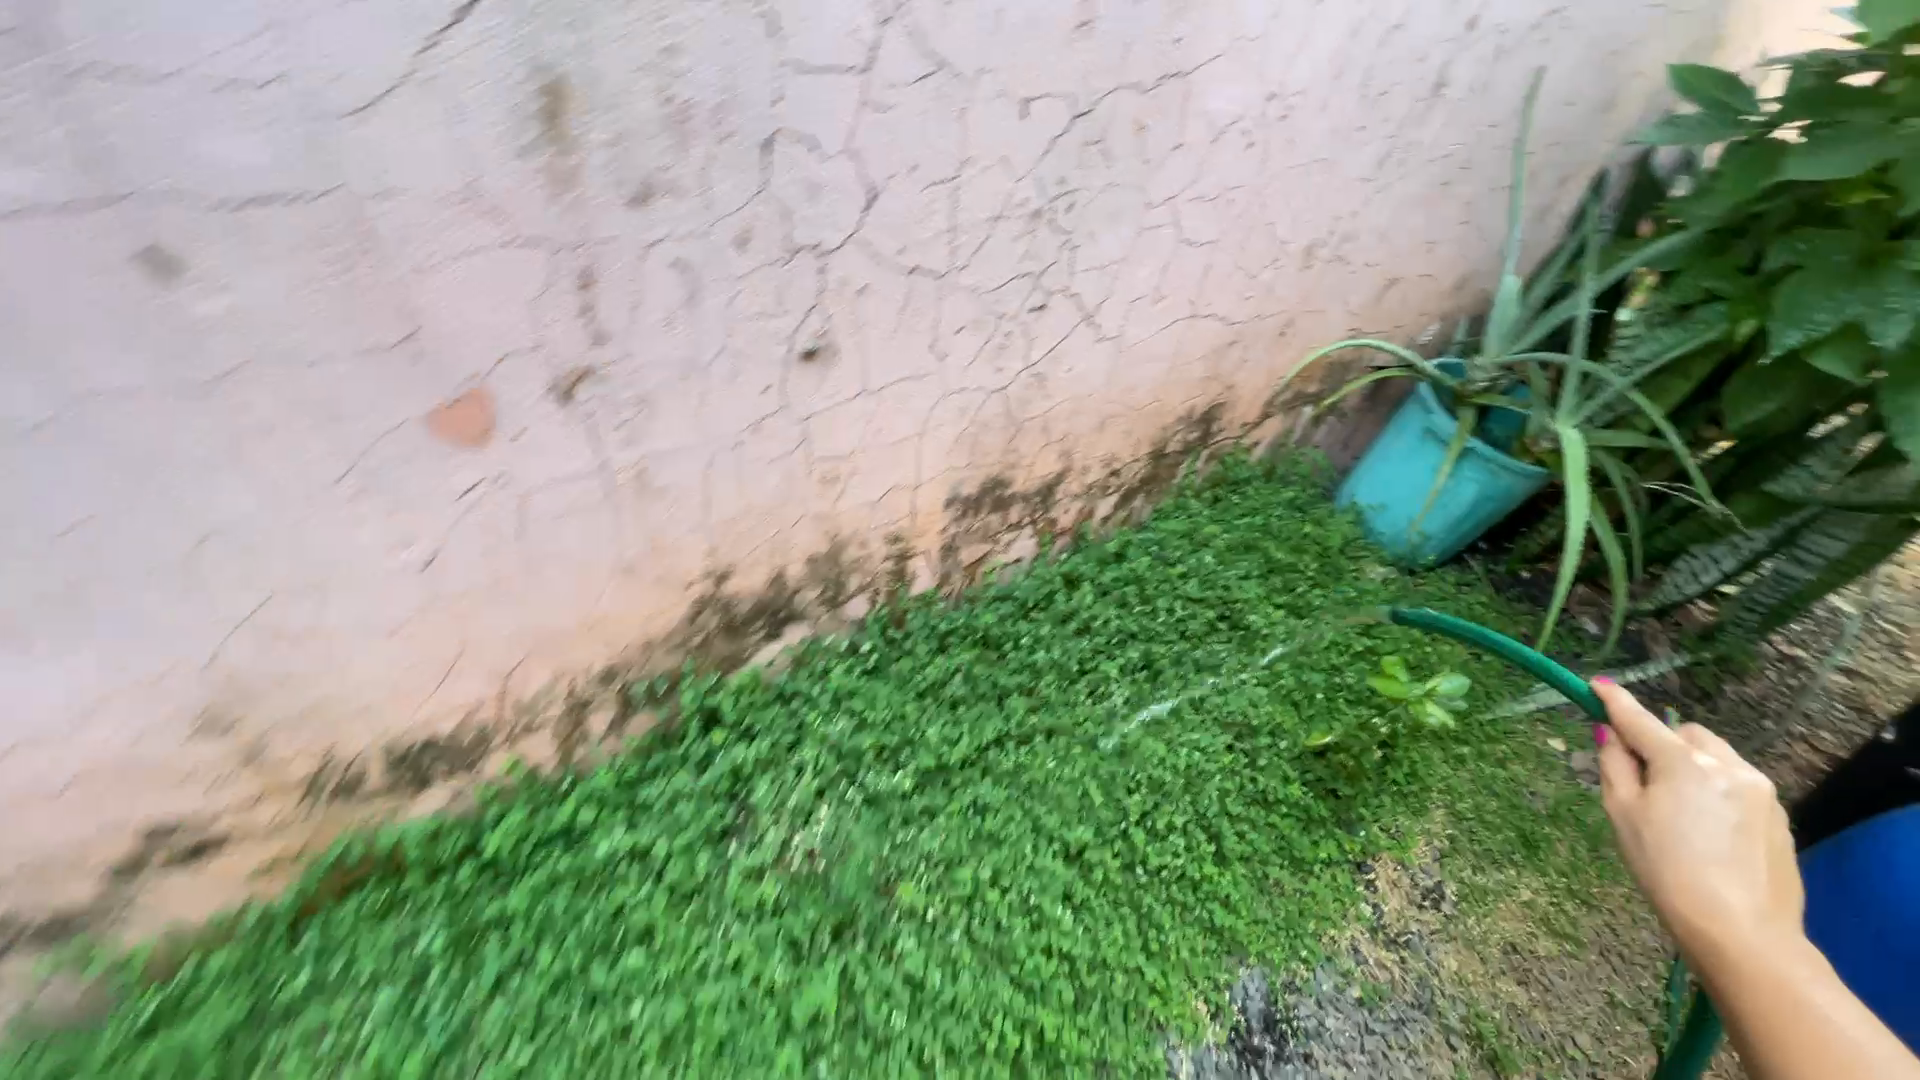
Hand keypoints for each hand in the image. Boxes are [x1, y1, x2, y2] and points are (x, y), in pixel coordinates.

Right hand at [1591, 679, 1803, 970]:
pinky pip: (1736, 783)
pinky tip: (1704, 827)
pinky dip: (1713, 788)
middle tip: (1639, 774)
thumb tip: (1610, 734)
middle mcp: (1728, 765)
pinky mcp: (1778, 816)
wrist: (1739, 929)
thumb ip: (1614, 765)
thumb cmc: (1664, 867)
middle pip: (1685, 733)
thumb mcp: (1622, 812)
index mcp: (1683, 762)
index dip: (1614, 700)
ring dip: (1689, 764)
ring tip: (1674, 805)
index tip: (1596, 683)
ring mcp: (1761, 790)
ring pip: (1715, 756)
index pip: (1639, 719)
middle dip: (1661, 742)